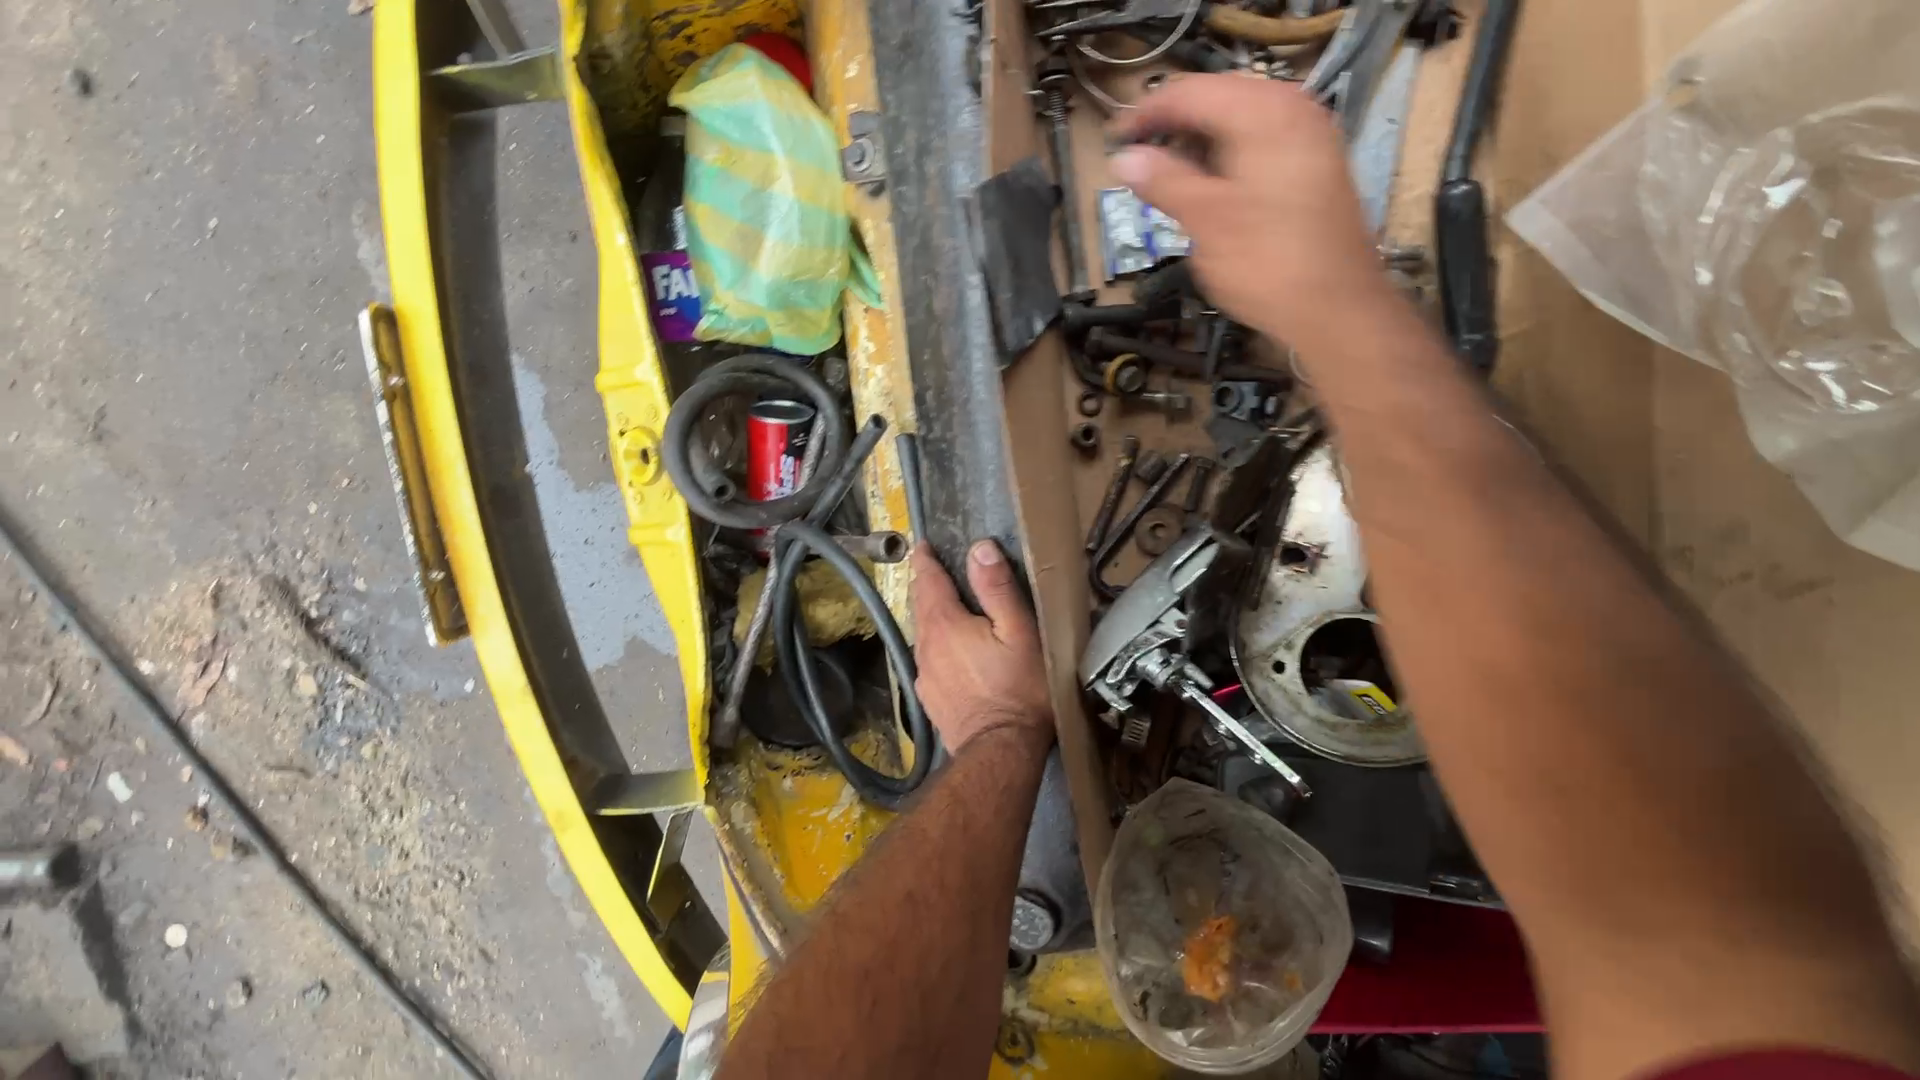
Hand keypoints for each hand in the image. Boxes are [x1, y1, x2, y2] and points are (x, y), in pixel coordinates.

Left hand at [910, 541, 1053, 754]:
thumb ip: (997, 588)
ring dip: (929, 616)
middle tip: (932, 570)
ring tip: (942, 607)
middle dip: (925, 585)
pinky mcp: (931, 698)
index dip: (925, 560)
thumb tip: (979, 549)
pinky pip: (928, 660)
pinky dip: (935, 646)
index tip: (922, 545)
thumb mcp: (1019, 631)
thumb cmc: (1018, 688)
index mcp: (945, 623)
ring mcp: (925, 675)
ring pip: (922, 634)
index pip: (928, 580)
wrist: (1001, 750)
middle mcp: (926, 645)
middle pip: (920, 605)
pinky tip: (947, 652)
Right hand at [1108, 75, 1393, 351]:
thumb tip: (1125, 159)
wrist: (1337, 310)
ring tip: (1166, 178)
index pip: (1190, 92)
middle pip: (1217, 100)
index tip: (1116, 141)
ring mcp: (1310, 139)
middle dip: (1174, 128)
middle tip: (1139, 161)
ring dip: (1199, 145)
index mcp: (1264, 113)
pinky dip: (1227, 158)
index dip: (1146, 114)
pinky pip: (1260, 145)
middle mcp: (1293, 111)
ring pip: (1239, 123)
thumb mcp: (1205, 221)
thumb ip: (1164, 182)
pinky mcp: (1315, 168)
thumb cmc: (1268, 265)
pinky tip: (1208, 189)